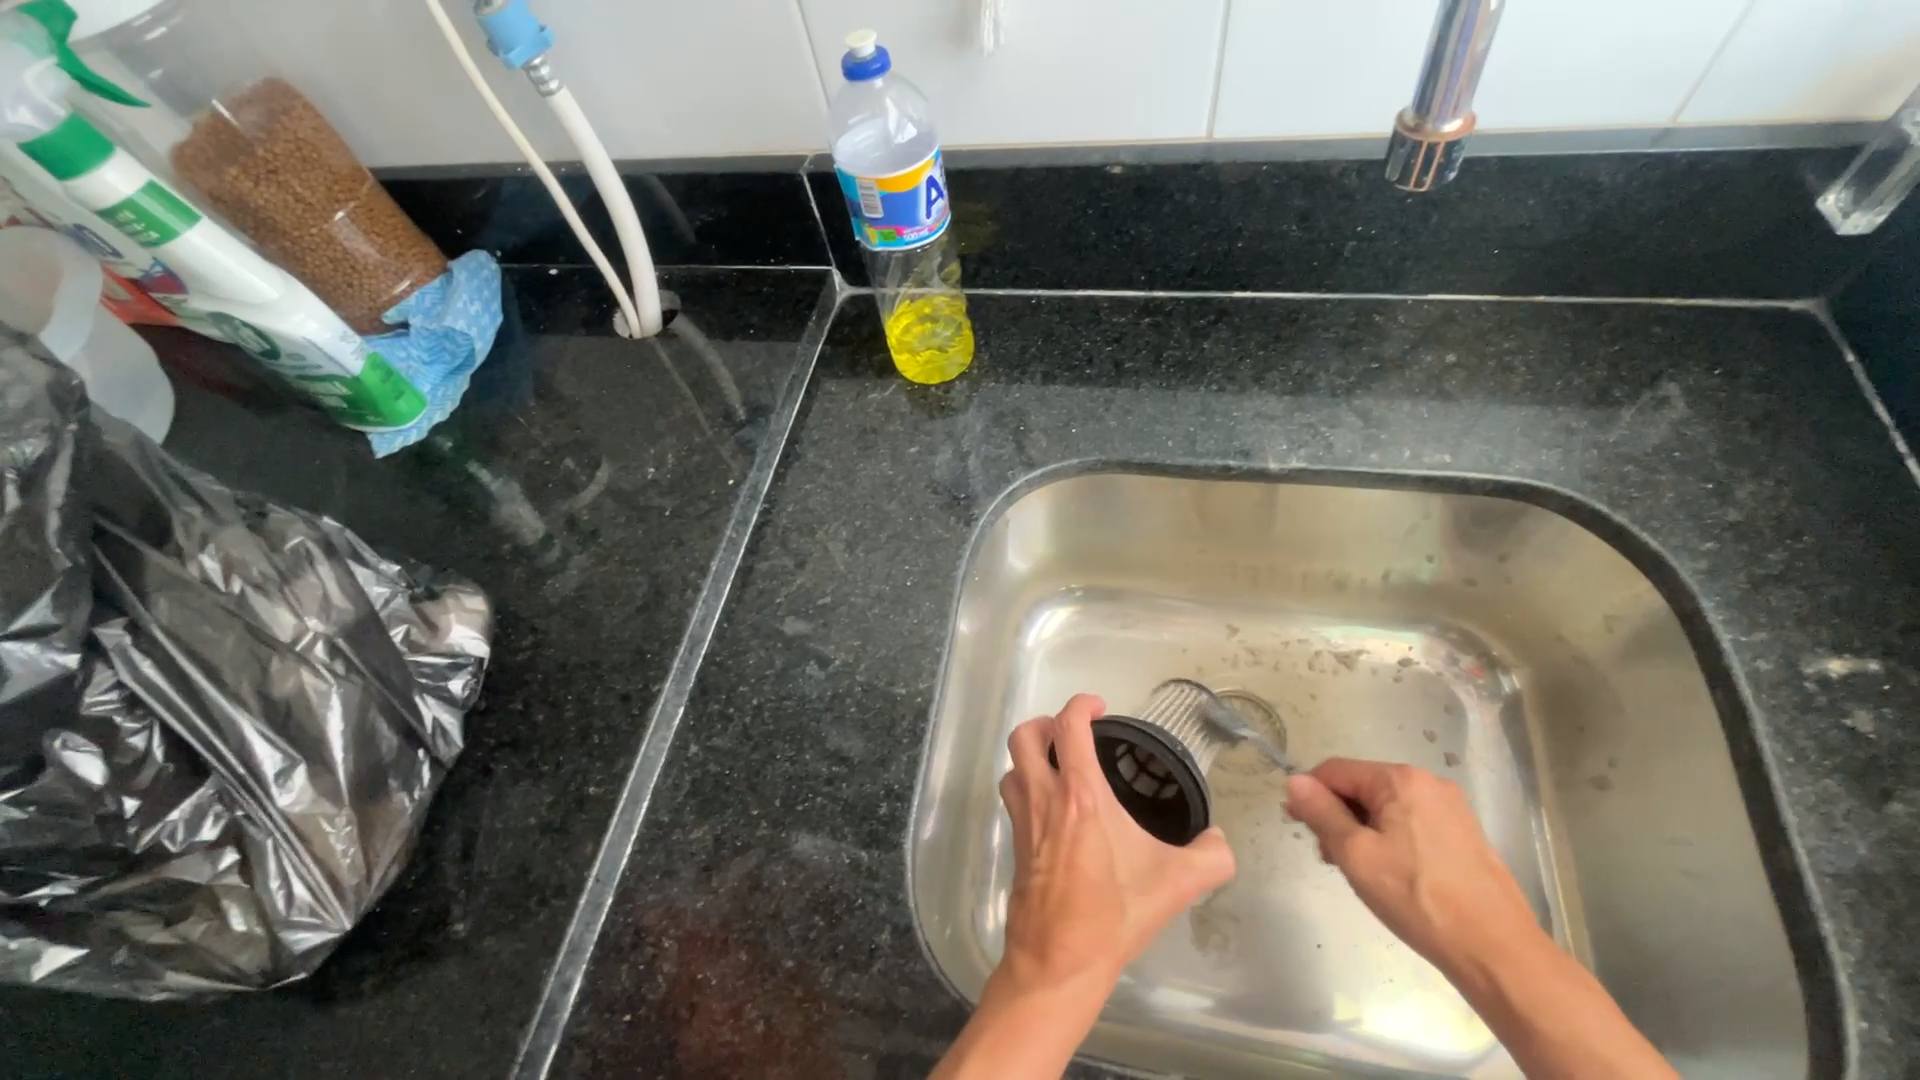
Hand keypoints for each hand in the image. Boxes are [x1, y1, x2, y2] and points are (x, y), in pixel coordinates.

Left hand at [996, 693, 1236, 998]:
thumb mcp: (1177, 883)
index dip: (1081, 704)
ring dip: (1031, 757)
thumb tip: (1219, 841)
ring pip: (1012, 768)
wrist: (1060, 959)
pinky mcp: (1015, 846)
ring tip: (1060, 765)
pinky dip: (1028, 788)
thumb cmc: (1114, 913)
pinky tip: (1055, 809)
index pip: (1068, 726)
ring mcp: (1023, 822)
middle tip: (1072, 732)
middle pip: (1024, 736)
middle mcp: (1044, 798)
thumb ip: (1211, 857)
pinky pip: (1013, 800)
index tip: (1099, 707)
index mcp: (1080, 794)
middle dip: (1044, 722)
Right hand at [1284, 757, 1542, 978]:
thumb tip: (1294, 780)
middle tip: (1332, 859)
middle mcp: (1429, 783)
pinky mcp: (1465, 834)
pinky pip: (1412, 823)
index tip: (1301, 830)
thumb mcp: (1355, 854)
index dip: (1309, 796)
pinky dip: (1391, 840)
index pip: (1335, 771)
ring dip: (1363, 831)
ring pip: (1386, 808)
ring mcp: (1452, 809)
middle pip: (1362, 787)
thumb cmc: (1416, 898)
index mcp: (1401, 780)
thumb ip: (1321, 813)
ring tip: (1363, 873)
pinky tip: (1393, 875)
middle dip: (1338, 816)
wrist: (1496, 951)